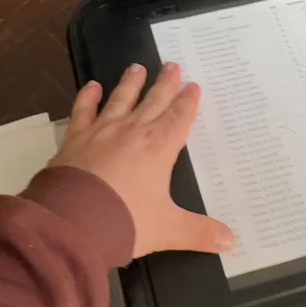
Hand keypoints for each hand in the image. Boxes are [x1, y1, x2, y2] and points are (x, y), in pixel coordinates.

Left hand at [52, 63, 234, 257]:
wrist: (74, 219)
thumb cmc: (126, 221)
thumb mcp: (168, 230)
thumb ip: (199, 233)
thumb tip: (231, 242)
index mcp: (159, 147)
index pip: (178, 118)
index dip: (187, 102)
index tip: (193, 86)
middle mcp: (133, 131)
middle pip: (154, 101)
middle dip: (165, 83)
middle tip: (172, 64)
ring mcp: (103, 130)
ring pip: (121, 98)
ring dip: (131, 82)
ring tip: (137, 67)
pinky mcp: (77, 137)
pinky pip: (84, 110)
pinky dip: (88, 97)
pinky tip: (92, 86)